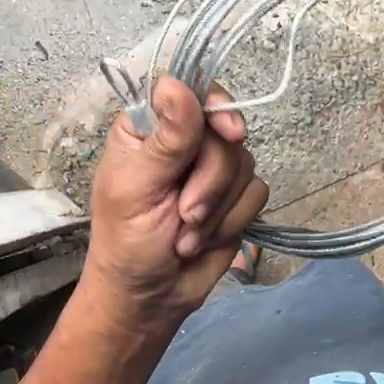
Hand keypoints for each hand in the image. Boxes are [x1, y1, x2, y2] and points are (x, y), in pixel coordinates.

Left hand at [83, 76, 268, 330]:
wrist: (150, 300)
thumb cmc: (127, 243)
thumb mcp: (137, 190)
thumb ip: (166, 140)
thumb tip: (176, 83)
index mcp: (148, 127)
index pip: (187, 89)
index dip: (213, 105)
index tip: (228, 132)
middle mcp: (183, 138)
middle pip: (224, 130)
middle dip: (210, 180)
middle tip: (184, 214)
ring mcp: (212, 166)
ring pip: (244, 161)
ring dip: (219, 206)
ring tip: (187, 234)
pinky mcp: (235, 195)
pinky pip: (256, 190)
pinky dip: (234, 219)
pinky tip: (206, 239)